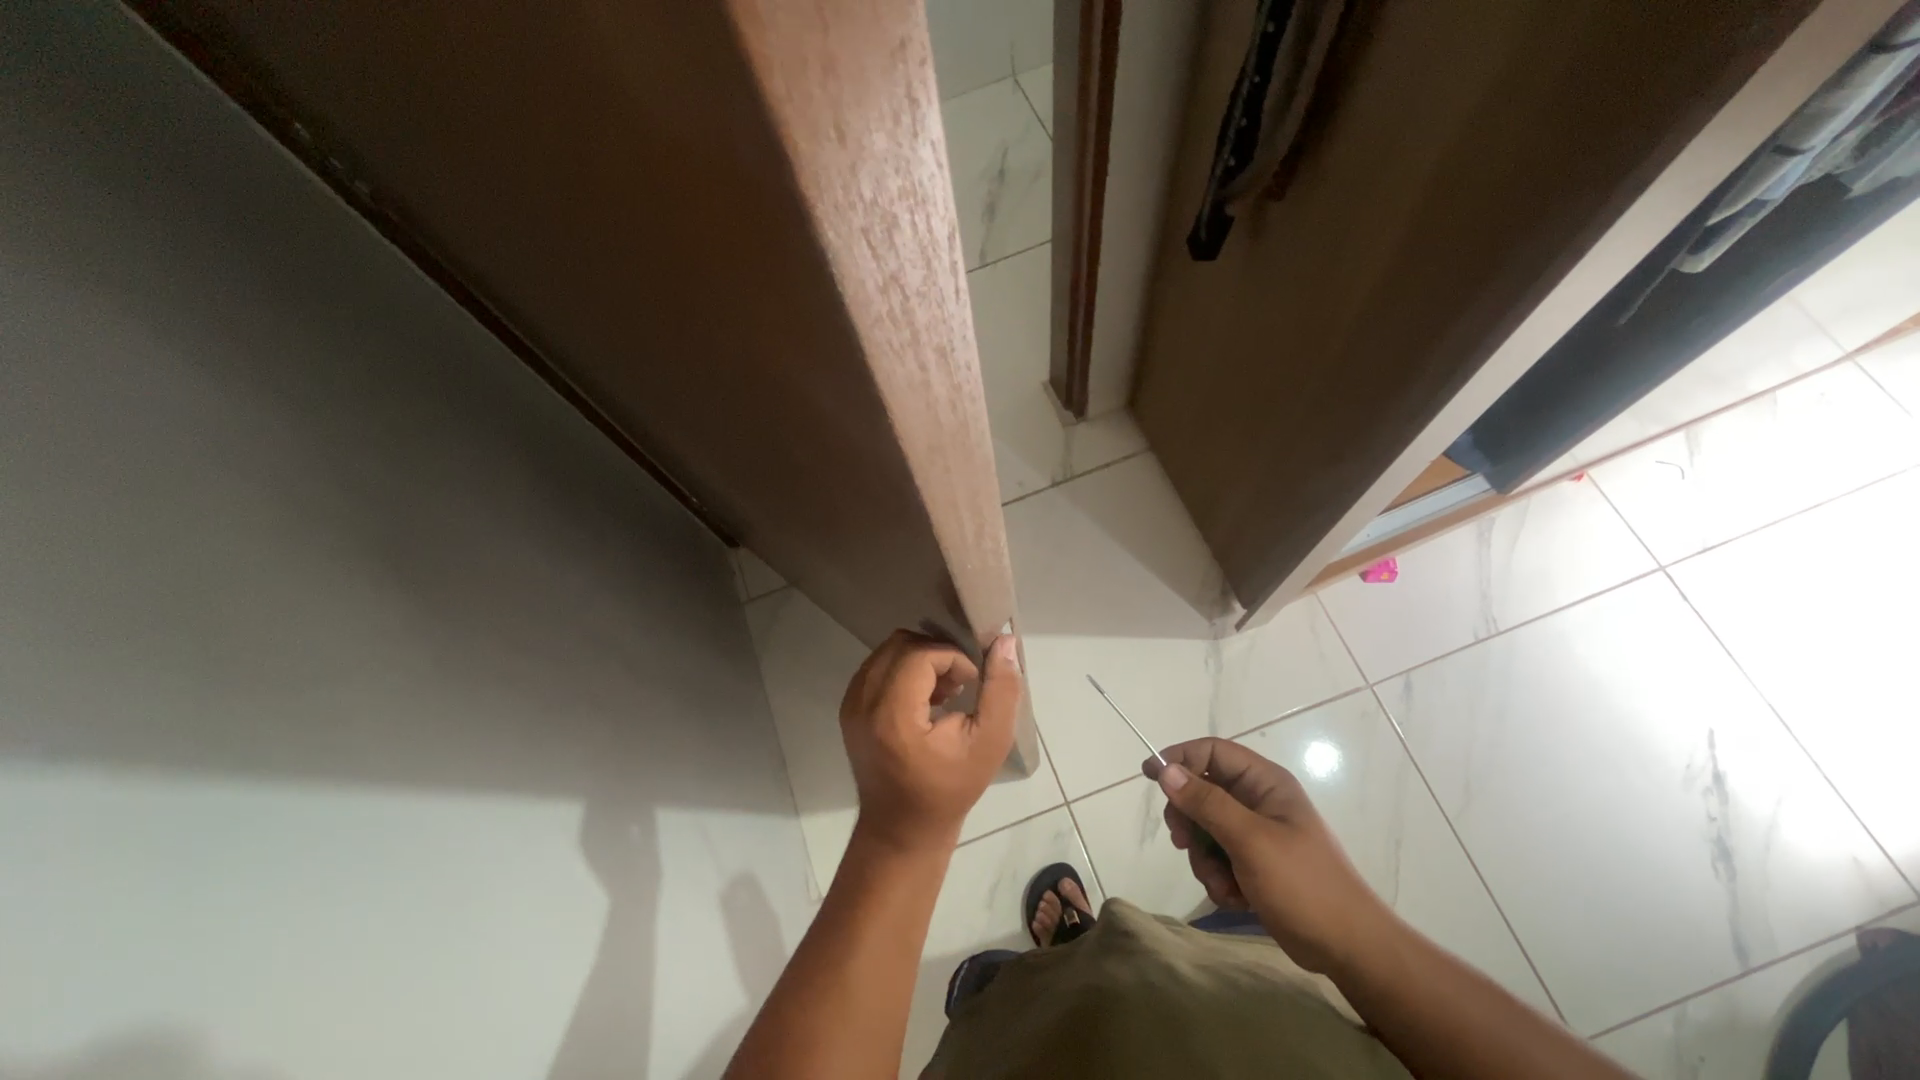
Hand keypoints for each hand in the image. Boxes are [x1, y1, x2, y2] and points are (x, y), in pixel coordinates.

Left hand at [840, 631, 1021, 854]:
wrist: (903, 828)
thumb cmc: (950, 789)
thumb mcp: (989, 743)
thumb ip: (1001, 691)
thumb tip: (1004, 641)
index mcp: (892, 715)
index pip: (921, 654)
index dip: (953, 658)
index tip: (972, 683)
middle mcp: (862, 703)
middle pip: (901, 645)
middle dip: (936, 654)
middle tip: (960, 685)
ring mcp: (851, 706)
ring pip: (887, 652)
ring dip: (920, 661)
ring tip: (943, 693)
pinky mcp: (849, 710)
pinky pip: (876, 668)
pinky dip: (902, 671)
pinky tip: (923, 701)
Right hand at [1144, 738, 1396, 973]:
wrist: (1347, 946)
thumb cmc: (1303, 885)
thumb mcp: (1250, 840)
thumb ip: (1207, 803)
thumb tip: (1166, 771)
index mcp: (1266, 783)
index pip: (1212, 752)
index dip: (1179, 759)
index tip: (1150, 776)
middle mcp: (1259, 802)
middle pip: (1202, 792)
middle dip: (1190, 822)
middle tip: (1184, 843)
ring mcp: (1256, 834)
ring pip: (1204, 830)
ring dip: (1205, 860)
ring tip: (1225, 884)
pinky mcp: (1254, 864)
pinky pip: (1216, 859)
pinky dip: (1218, 878)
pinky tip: (1237, 897)